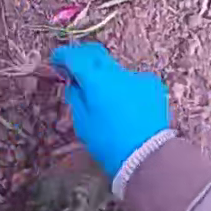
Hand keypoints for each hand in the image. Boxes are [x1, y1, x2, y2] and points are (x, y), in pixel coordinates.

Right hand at [50, 43, 170, 176]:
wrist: (148, 155)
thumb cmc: (110, 144)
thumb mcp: (84, 124)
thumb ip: (76, 97)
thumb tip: (74, 83)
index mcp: (97, 82)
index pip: (76, 57)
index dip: (64, 55)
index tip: (57, 59)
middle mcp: (118, 73)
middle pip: (97, 54)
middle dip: (83, 58)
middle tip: (75, 69)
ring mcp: (138, 77)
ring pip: (115, 70)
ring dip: (105, 77)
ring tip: (103, 99)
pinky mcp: (153, 85)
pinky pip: (133, 81)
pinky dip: (124, 88)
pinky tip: (125, 106)